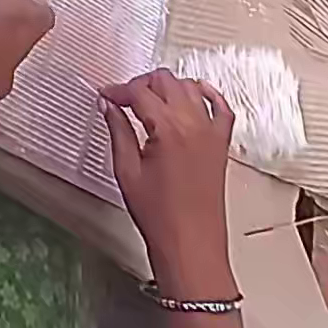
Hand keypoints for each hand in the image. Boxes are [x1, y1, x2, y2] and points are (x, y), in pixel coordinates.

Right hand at [101, 70, 236, 297]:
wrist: (191, 247)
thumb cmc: (159, 216)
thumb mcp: (127, 170)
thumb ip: (117, 130)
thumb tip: (108, 105)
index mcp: (168, 129)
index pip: (139, 92)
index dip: (118, 91)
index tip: (106, 97)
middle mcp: (193, 124)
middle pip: (166, 81)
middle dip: (141, 83)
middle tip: (123, 98)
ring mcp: (211, 132)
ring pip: (190, 87)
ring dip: (168, 86)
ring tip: (149, 98)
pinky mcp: (221, 144)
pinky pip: (221, 107)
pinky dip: (208, 94)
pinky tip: (195, 92)